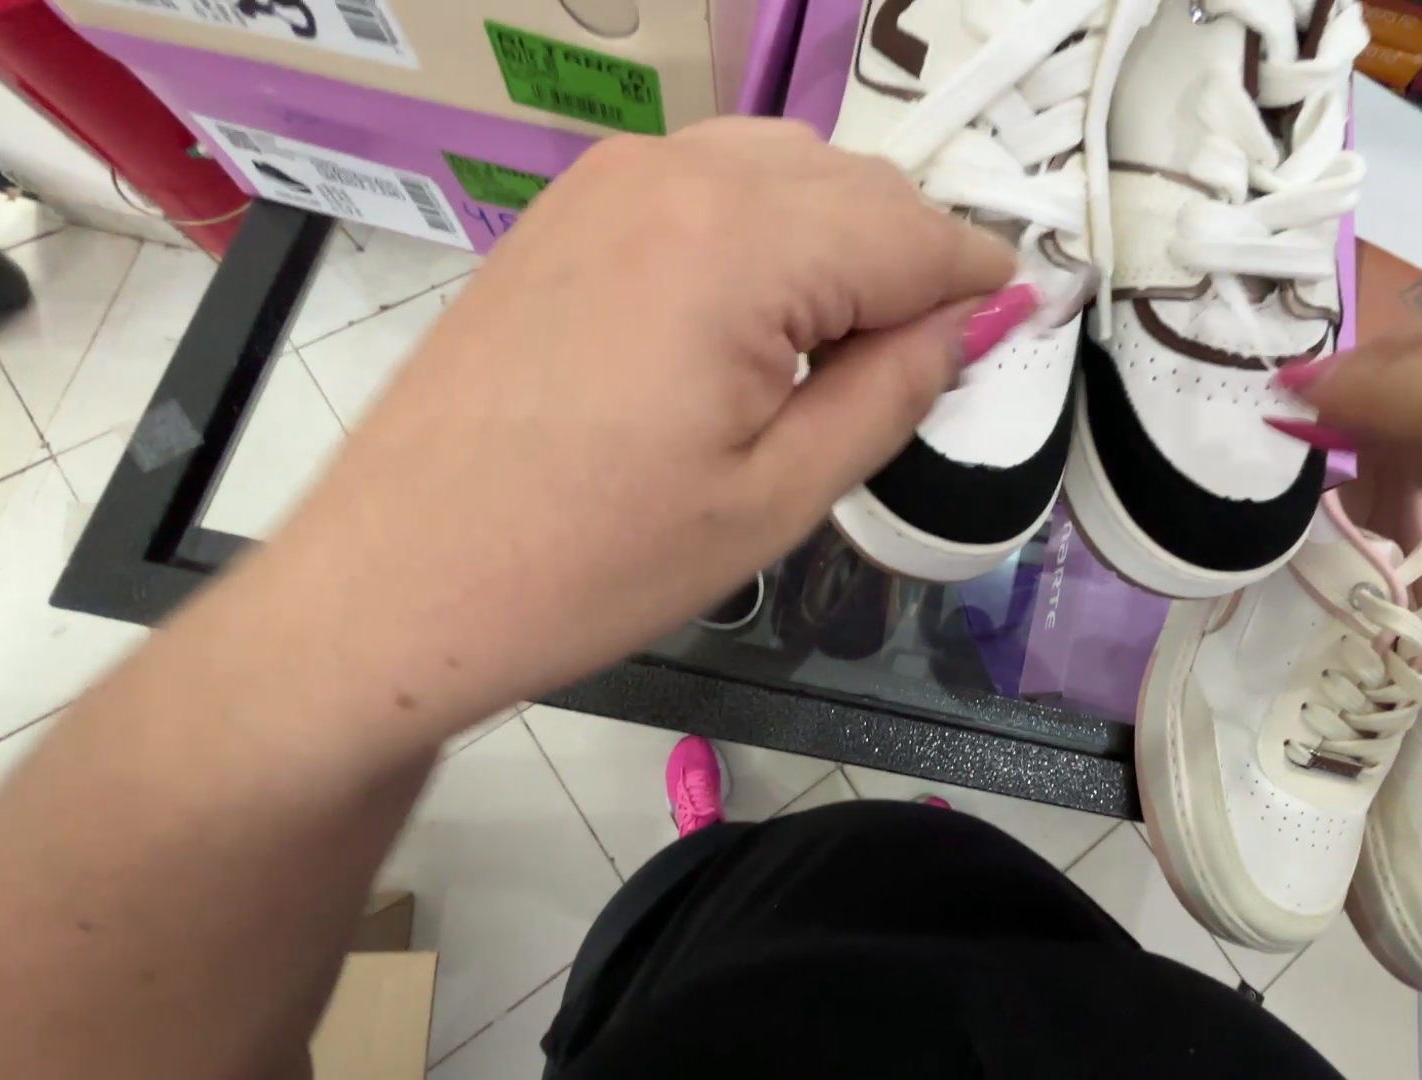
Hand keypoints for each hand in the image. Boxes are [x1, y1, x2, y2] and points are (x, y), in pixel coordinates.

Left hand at [240, 118, 1018, 736]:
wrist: (404, 580)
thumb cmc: (602, 560)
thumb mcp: (781, 495)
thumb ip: (896, 389)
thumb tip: (976, 319)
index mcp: (739, 244)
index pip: (910, 229)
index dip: (977, 275)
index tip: (1017, 318)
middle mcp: (676, 173)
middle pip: (854, 184)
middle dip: (915, 257)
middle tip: (931, 351)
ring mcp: (612, 180)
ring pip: (788, 171)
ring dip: (846, 240)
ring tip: (851, 340)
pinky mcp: (573, 209)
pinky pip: (715, 186)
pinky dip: (774, 231)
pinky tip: (766, 312)